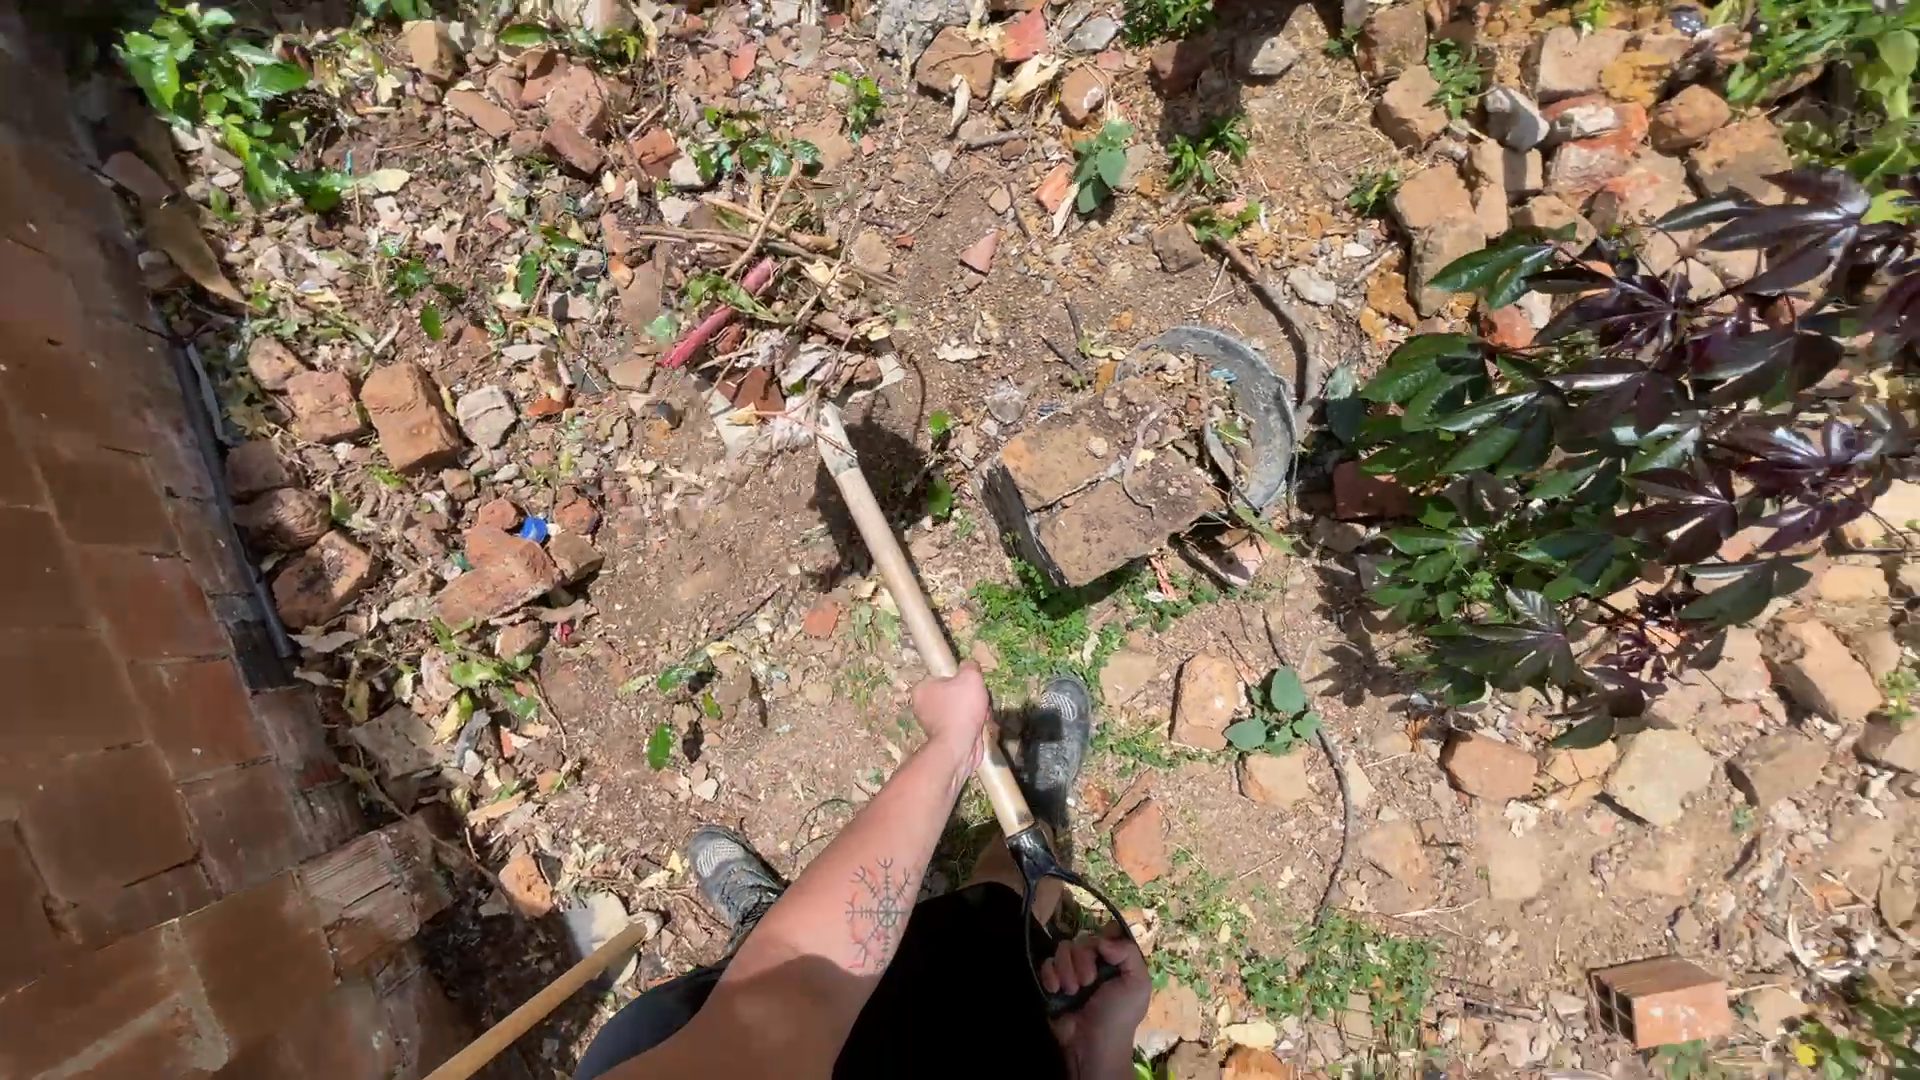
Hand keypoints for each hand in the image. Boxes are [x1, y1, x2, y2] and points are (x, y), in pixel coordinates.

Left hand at [911, 662, 989, 772]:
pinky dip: (971, 725)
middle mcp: (922, 706)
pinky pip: (960, 725)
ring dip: (973, 711)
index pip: (941, 677)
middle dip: (968, 697)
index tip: (971, 684)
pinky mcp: (943, 738)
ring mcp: (932, 724)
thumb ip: (969, 666)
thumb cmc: (961, 707)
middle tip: (979, 698)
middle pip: (951, 694)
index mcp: (922, 689)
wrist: (959, 746)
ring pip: (958, 710)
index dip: (959, 679)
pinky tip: (980, 726)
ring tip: (982, 713)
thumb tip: (969, 665)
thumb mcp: (970, 677)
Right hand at [1041, 923, 1150, 1079]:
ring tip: (1072, 991)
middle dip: (1082, 961)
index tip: (1102, 957)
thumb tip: (1102, 940)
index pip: (1101, 935)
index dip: (1099, 943)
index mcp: (1112, 961)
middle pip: (1080, 941)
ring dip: (1066, 970)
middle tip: (1087, 984)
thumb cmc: (1118, 1015)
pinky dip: (1050, 975)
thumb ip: (1129, 953)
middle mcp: (1091, 963)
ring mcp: (1071, 971)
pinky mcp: (1053, 982)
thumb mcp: (1138, 985)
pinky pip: (1046, 963)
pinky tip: (1056, 990)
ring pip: (1062, 949)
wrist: (1093, 1045)